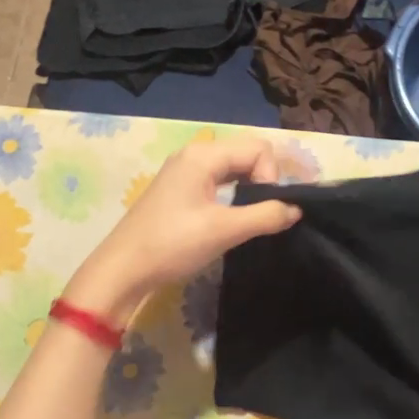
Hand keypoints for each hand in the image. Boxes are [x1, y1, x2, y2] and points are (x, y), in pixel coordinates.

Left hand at [65, 138, 301, 322]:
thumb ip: (265, 216)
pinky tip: (232, 218)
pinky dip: (233, 194)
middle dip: (263, 180)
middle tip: (263, 214)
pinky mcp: (180, 190)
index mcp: (204, 155)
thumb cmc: (172, 244)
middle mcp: (194, 154)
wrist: (123, 270)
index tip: (265, 209)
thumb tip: (296, 209)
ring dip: (249, 188)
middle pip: (246, 153)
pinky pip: (219, 180)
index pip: (258, 149)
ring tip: (251, 218)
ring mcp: (185, 171)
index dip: (272, 176)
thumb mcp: (224, 230)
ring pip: (233, 168)